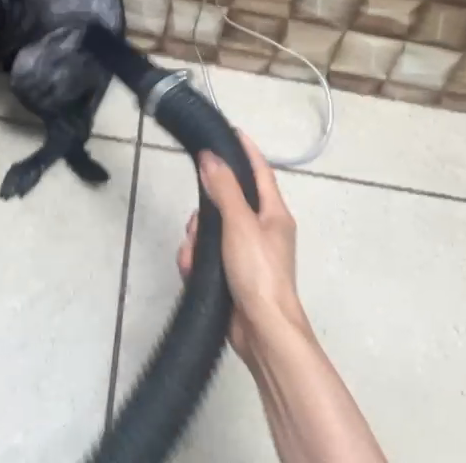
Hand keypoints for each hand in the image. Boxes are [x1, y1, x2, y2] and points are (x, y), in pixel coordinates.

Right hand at [176, 134, 308, 357]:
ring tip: (193, 256)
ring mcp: (246, 255)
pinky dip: (196, 262)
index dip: (246, 151)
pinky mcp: (231, 276)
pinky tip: (192, 271)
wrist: (263, 332)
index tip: (230, 132)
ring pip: (211, 231)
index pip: (260, 171)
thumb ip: (224, 189)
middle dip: (206, 211)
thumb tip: (211, 157)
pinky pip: (206, 257)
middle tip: (197, 222)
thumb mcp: (240, 224)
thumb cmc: (259, 272)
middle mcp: (262, 230)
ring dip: (196, 241)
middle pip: (227, 203)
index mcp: (274, 214)